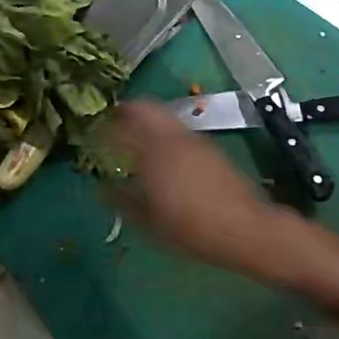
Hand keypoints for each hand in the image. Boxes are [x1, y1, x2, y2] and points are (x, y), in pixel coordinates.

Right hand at [110, 101, 338, 288]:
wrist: (245, 229)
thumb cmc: (192, 229)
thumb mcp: (150, 223)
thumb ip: (123, 201)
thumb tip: (101, 189)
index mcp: (153, 153)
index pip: (122, 126)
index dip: (105, 125)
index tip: (93, 130)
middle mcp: (172, 138)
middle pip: (145, 108)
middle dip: (126, 111)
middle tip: (113, 120)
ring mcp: (194, 139)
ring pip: (163, 115)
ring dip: (146, 118)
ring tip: (134, 133)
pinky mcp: (209, 146)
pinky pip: (178, 128)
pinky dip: (163, 129)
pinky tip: (161, 150)